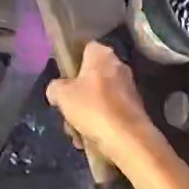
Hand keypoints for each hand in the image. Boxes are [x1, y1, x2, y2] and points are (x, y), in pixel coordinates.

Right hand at [46, 41, 159, 164]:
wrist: (127, 138)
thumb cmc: (92, 108)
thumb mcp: (62, 95)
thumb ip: (55, 88)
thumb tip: (57, 91)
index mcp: (102, 55)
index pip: (84, 48)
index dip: (71, 62)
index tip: (62, 80)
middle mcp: (119, 67)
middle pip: (89, 78)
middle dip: (76, 97)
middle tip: (67, 112)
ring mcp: (128, 89)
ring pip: (97, 99)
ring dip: (84, 116)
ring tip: (76, 133)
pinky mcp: (133, 110)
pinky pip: (108, 114)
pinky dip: (98, 126)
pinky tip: (89, 140)